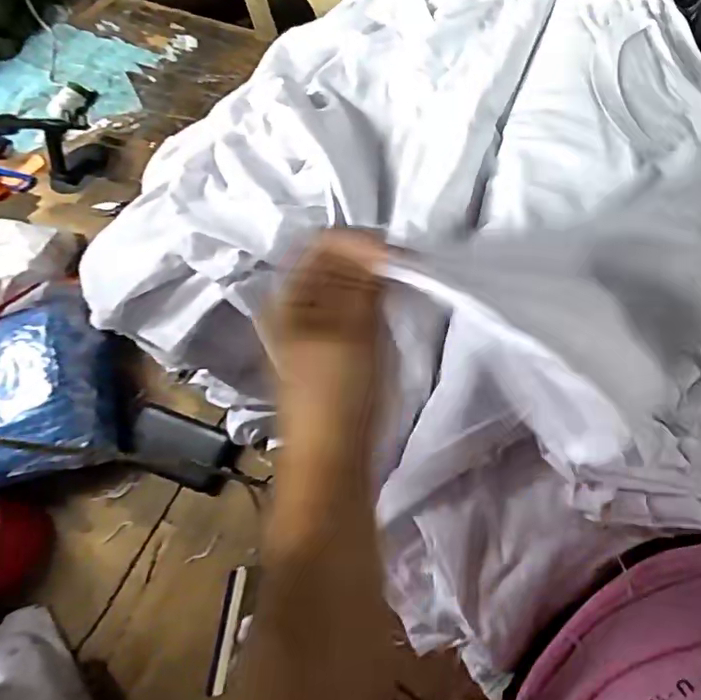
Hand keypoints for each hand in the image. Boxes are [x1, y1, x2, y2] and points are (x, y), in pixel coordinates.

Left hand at [264, 231, 387, 441]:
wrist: (335, 457)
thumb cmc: (336, 395)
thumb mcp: (350, 332)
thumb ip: (361, 283)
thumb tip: (375, 244)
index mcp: (290, 297)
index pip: (323, 244)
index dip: (360, 242)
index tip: (399, 257)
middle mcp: (300, 306)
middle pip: (337, 261)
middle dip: (372, 258)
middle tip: (410, 269)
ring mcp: (320, 326)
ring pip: (351, 284)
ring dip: (379, 279)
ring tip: (408, 286)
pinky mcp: (340, 344)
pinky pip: (359, 306)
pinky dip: (379, 300)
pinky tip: (396, 309)